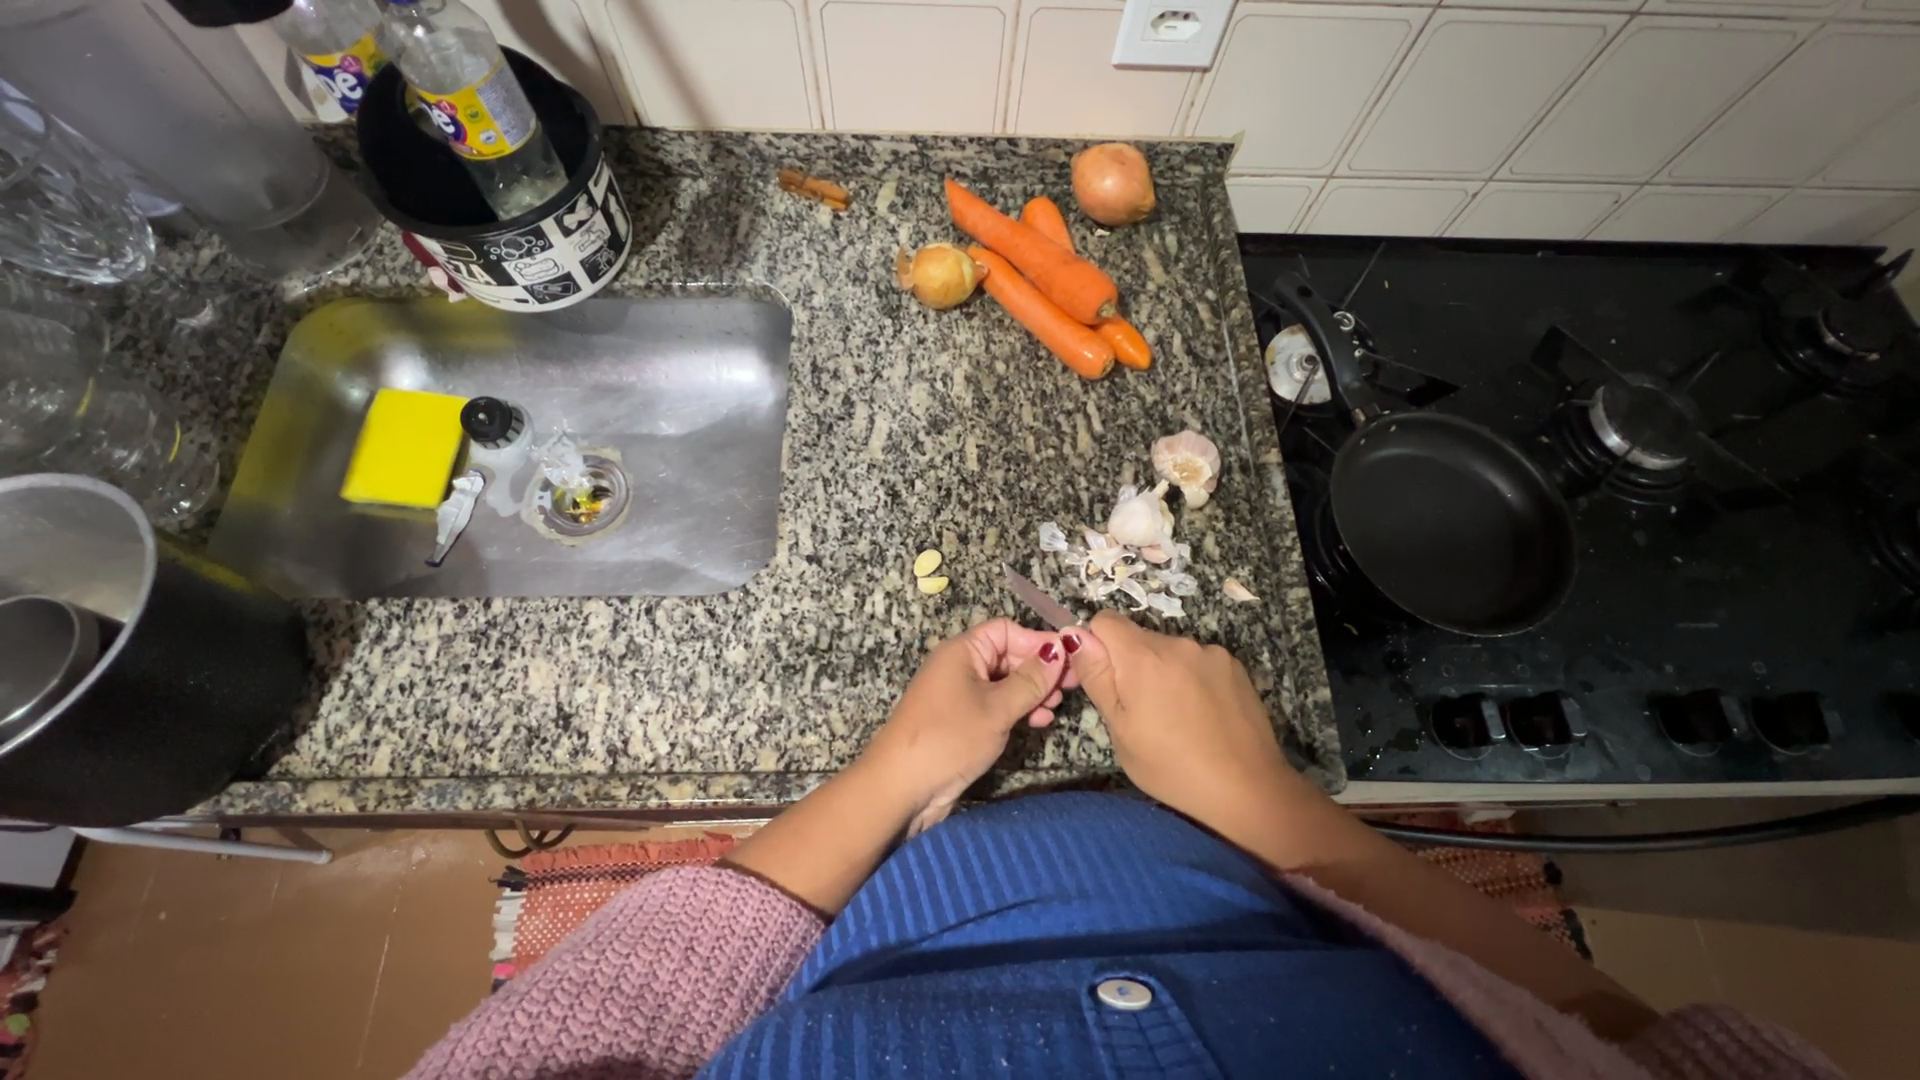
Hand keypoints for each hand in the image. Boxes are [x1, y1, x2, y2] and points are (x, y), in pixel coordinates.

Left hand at [861, 618, 1074, 834]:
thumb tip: (1059, 649)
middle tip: (1072, 686)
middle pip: (1007, 655)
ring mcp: (959, 695)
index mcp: (962, 651)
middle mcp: (960, 666)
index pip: (1006, 630)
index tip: (1069, 659)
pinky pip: (996, 705)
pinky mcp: (961, 721)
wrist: (901, 788)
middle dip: (1039, 669)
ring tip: (1055, 708)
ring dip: (1031, 692)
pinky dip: (1017, 710)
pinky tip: (1038, 722)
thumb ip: (1031, 680)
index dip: (1037, 641)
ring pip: (1004, 682)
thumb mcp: (997, 708)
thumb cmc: (949, 738)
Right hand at [1064, 611, 1294, 834]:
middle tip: (1140, 711)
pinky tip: (1202, 715)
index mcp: (1143, 657)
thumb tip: (1073, 636)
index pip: (1105, 620)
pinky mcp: (1234, 666)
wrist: (1247, 788)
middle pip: (1138, 637)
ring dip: (1163, 672)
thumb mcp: (1120, 729)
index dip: (1097, 646)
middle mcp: (1177, 643)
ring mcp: (1210, 653)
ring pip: (1169, 651)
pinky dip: (1191, 679)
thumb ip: (1096, 677)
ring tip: (1175, 717)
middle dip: (1131, 664)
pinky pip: (1198, 661)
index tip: (1105, 680)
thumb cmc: (1171, 767)